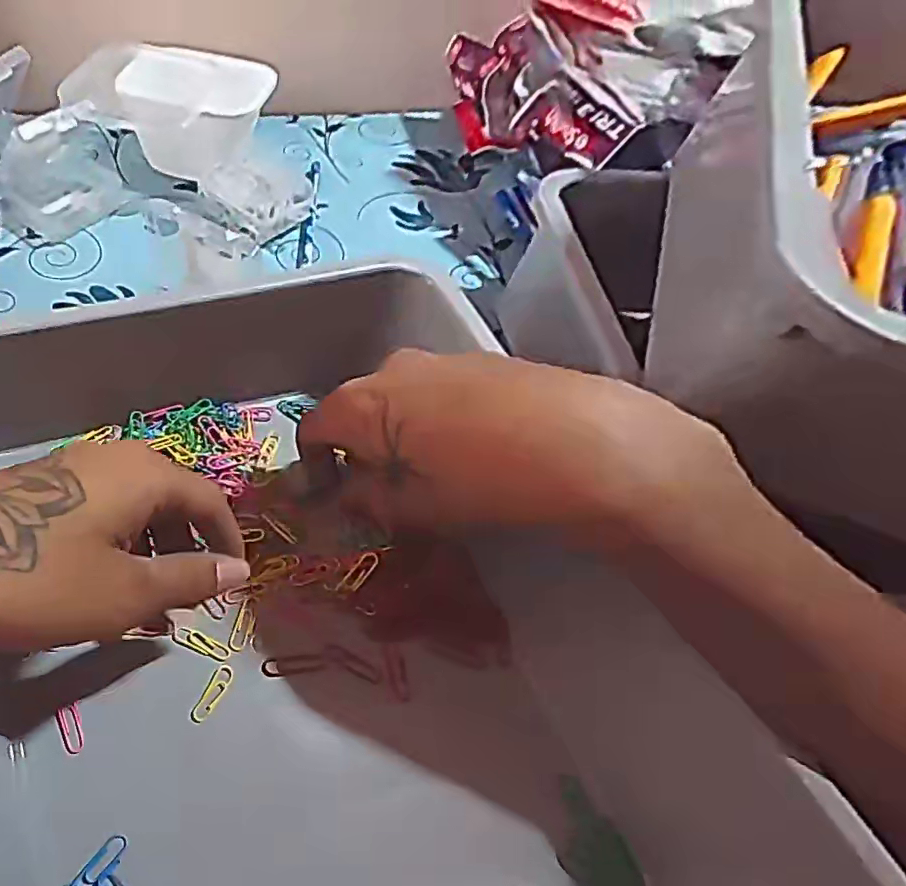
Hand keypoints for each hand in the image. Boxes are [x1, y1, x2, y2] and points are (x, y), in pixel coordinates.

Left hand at [0, 440, 248, 659]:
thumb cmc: (40, 584)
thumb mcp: (126, 593)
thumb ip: (190, 578)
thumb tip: (240, 570)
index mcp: (141, 472)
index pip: (207, 497)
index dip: (227, 541)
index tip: (232, 581)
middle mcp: (107, 457)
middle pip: (169, 500)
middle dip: (185, 550)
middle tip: (186, 598)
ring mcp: (65, 469)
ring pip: (130, 508)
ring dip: (148, 554)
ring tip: (144, 605)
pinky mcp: (33, 489)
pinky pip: (95, 513)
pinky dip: (113, 548)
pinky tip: (99, 586)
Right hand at [295, 349, 756, 547]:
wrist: (593, 445)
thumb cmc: (486, 482)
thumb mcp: (414, 506)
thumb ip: (364, 499)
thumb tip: (345, 494)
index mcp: (364, 400)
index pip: (312, 428)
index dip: (313, 466)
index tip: (330, 498)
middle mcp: (393, 367)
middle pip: (352, 410)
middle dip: (355, 450)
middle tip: (380, 491)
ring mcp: (440, 359)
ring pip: (394, 400)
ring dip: (393, 435)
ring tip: (428, 474)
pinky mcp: (480, 360)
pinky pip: (431, 392)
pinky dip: (428, 421)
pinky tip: (465, 452)